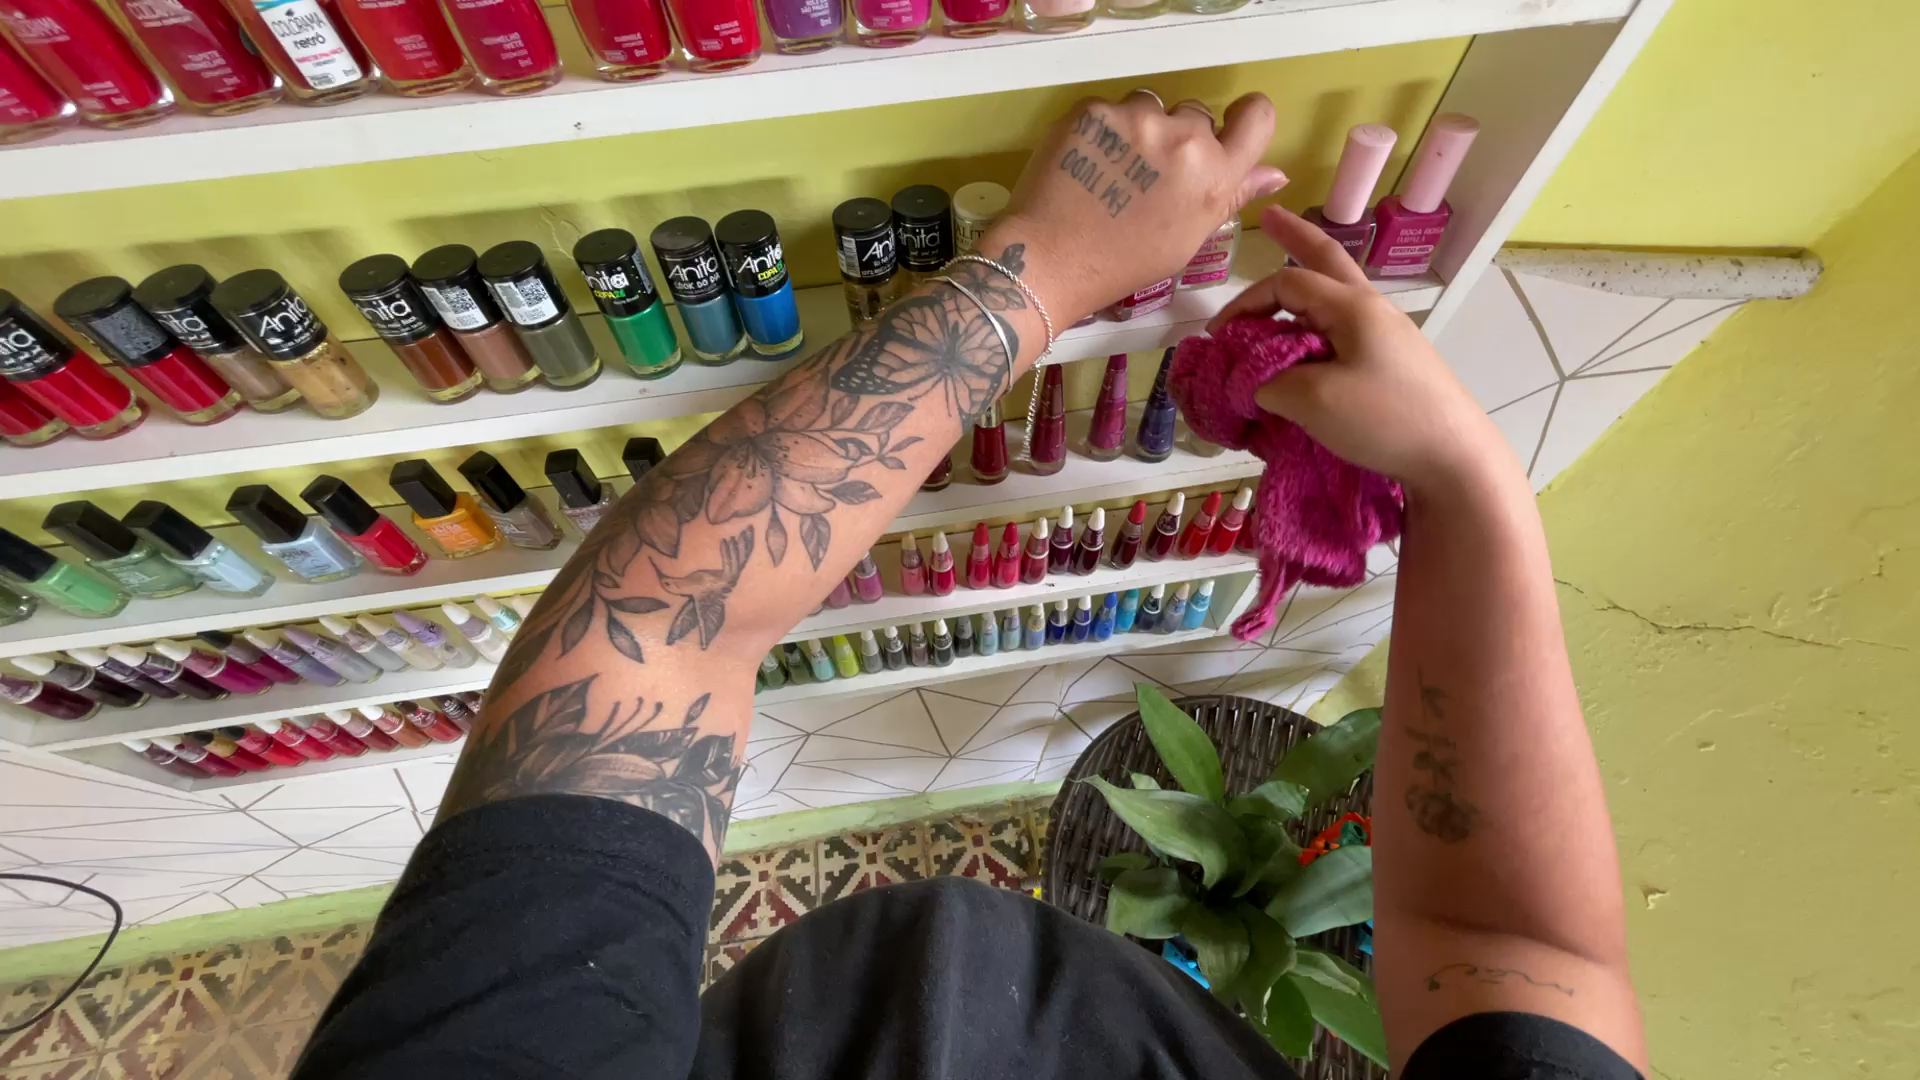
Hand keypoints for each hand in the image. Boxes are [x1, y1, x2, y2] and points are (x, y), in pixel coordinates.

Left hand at [982, 91, 1285, 325]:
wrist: (1050, 262)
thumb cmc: (1121, 265)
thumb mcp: (1185, 242)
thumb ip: (1228, 199)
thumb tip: (1273, 174)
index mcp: (1213, 175)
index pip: (1258, 115)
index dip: (1244, 122)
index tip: (1224, 136)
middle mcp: (1182, 139)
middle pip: (1195, 116)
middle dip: (1178, 141)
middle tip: (1147, 183)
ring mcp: (1135, 120)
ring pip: (1150, 109)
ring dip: (1138, 133)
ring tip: (1111, 177)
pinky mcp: (1093, 112)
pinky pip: (1109, 112)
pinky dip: (1101, 135)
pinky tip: (1085, 170)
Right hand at [1209, 206, 1516, 493]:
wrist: (1451, 455)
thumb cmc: (1384, 418)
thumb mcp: (1311, 400)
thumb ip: (1267, 380)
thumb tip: (1247, 377)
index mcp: (1353, 308)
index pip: (1287, 284)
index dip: (1245, 303)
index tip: (1216, 336)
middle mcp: (1370, 310)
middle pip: (1326, 260)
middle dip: (1294, 237)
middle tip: (1269, 216)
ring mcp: (1382, 335)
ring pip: (1332, 295)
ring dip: (1299, 285)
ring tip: (1273, 291)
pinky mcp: (1386, 362)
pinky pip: (1337, 330)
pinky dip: (1309, 324)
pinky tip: (1298, 341)